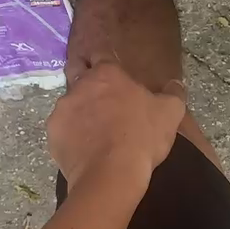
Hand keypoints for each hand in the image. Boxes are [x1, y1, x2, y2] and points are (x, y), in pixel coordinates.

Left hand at [48, 62, 187, 193]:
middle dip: (85, 77)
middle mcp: (81, 85)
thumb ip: (173, 93)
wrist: (110, 175)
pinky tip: (83, 148)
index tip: (110, 69)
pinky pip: (62, 128)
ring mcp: (63, 110)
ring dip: (79, 109)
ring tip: (93, 129)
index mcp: (107, 74)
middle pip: (77, 71)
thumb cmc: (141, 136)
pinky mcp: (53, 134)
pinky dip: (70, 134)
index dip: (104, 59)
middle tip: (99, 94)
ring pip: (69, 103)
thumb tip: (175, 84)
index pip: (100, 53)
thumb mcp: (170, 113)